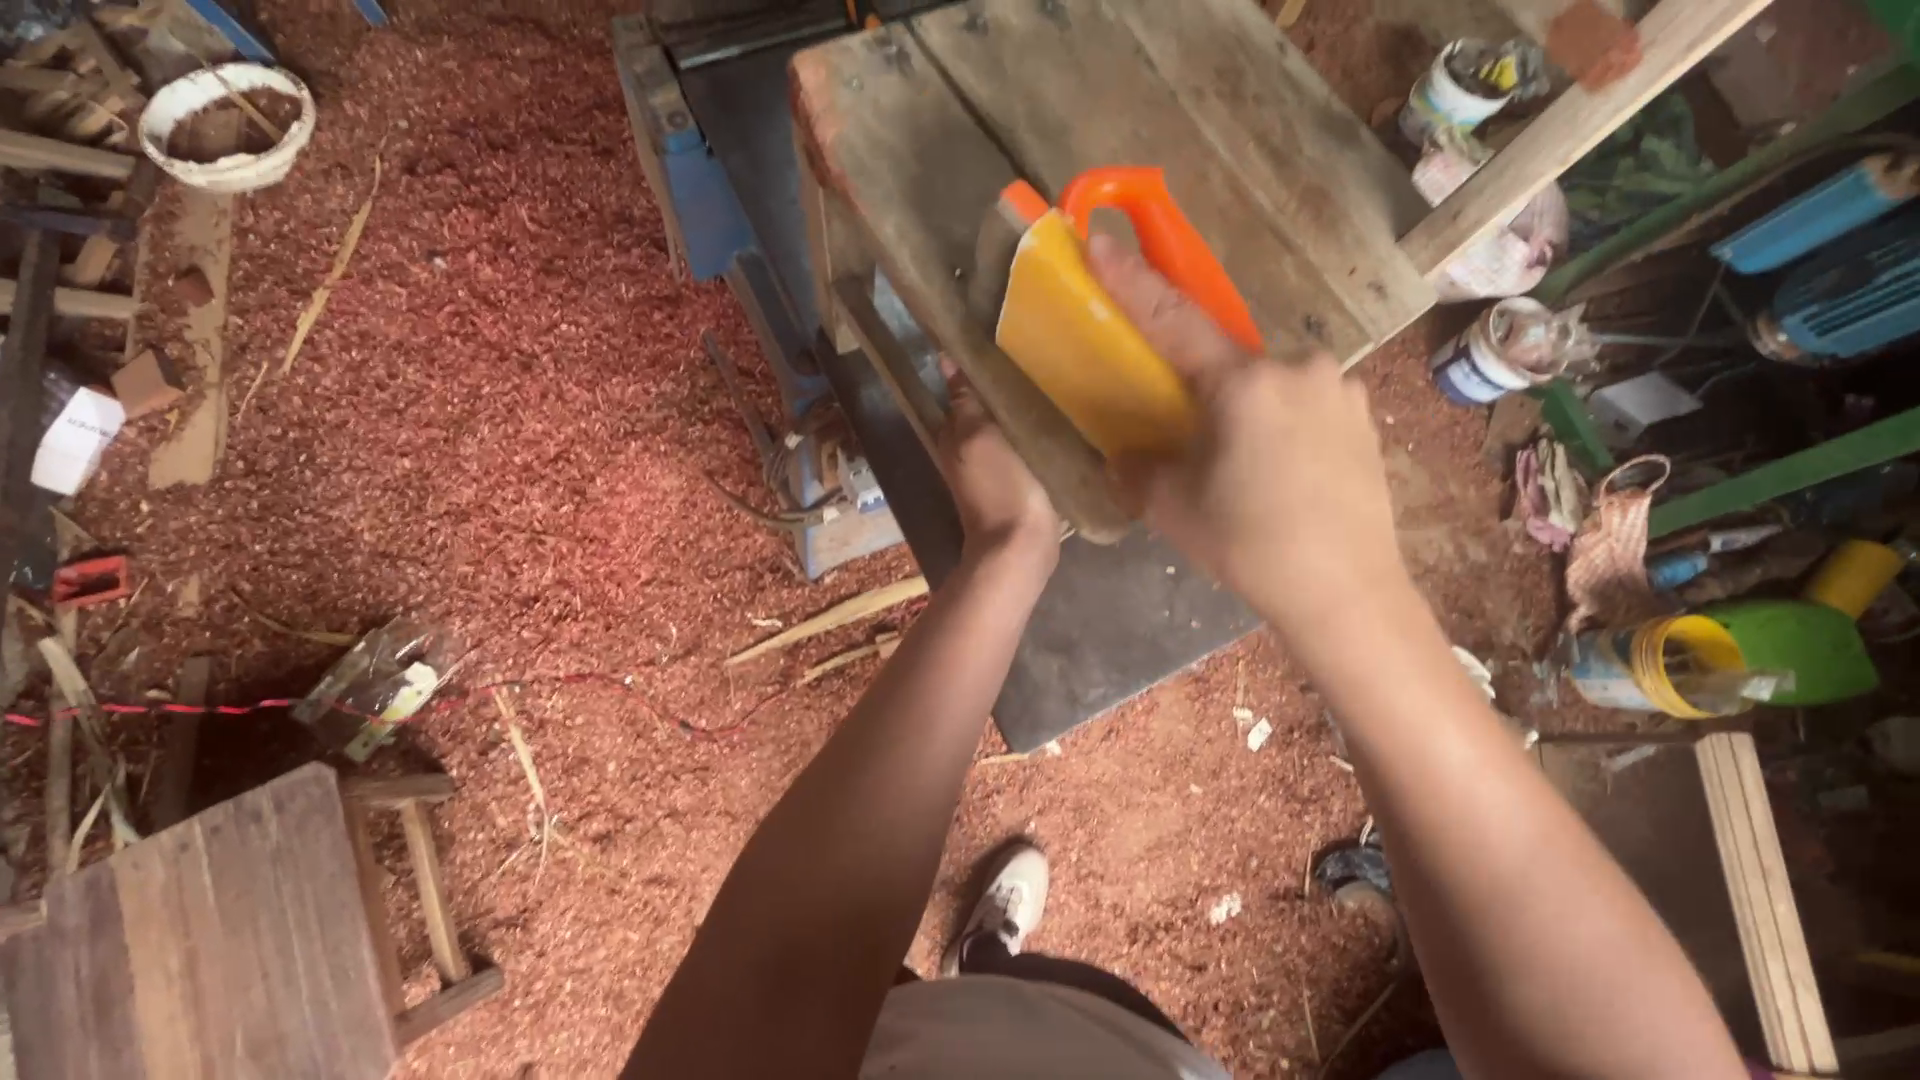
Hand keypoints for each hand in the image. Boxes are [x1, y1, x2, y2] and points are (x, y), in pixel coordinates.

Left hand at [936, 357, 1061, 574]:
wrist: (1019, 548)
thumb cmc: (1000, 488)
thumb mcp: (979, 438)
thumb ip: (966, 403)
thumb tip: (945, 362)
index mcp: (955, 438)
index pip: (960, 394)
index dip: (971, 371)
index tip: (995, 343)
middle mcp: (967, 453)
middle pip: (981, 412)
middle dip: (997, 390)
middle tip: (1029, 360)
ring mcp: (993, 472)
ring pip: (1002, 431)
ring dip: (1017, 413)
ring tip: (1044, 385)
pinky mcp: (1018, 487)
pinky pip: (1021, 452)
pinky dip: (1030, 436)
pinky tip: (1051, 425)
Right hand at [1086, 233, 1407, 639]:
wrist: (1347, 593)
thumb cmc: (1250, 545)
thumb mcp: (1173, 508)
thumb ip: (1139, 468)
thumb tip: (1128, 456)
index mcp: (1244, 382)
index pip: (1174, 319)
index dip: (1130, 280)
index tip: (1100, 240)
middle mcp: (1297, 368)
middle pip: (1230, 362)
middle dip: (1204, 391)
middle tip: (1193, 441)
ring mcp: (1340, 389)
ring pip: (1270, 386)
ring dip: (1246, 412)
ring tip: (1245, 473)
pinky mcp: (1364, 417)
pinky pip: (1305, 406)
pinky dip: (1282, 428)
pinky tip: (1284, 479)